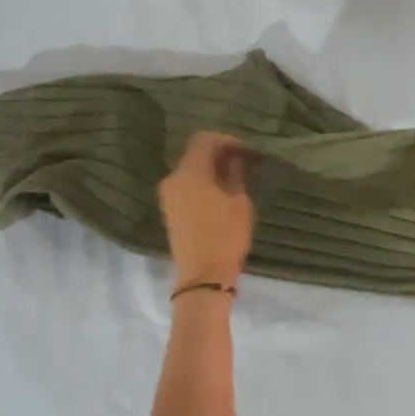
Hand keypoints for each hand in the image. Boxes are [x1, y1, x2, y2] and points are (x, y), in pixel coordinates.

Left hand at [159, 132, 255, 289]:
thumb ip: (236, 176)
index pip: (204, 139)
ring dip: (210, 170)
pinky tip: (220, 194)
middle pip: (194, 154)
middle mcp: (173, 179)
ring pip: (189, 171)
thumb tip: (235, 161)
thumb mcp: (240, 203)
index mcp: (190, 172)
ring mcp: (168, 196)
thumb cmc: (226, 235)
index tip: (246, 149)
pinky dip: (202, 184)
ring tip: (234, 179)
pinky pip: (186, 187)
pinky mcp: (170, 210)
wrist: (203, 276)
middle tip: (242, 162)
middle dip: (218, 154)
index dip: (226, 139)